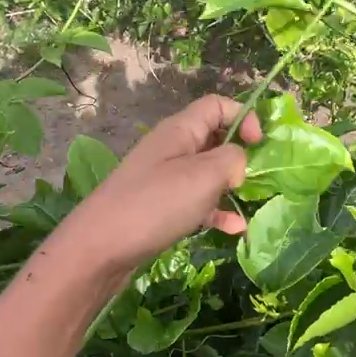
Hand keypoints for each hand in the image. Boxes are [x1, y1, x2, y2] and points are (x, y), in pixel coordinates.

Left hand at [42, 95, 259, 281]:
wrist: (97, 250)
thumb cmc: (154, 204)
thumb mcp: (204, 176)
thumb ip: (232, 159)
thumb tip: (238, 163)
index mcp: (181, 130)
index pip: (218, 105)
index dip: (244, 117)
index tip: (258, 144)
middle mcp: (173, 148)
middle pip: (216, 138)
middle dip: (241, 154)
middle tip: (258, 176)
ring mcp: (166, 179)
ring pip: (209, 173)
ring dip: (232, 185)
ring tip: (251, 201)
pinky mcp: (162, 207)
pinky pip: (199, 202)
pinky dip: (218, 211)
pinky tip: (235, 229)